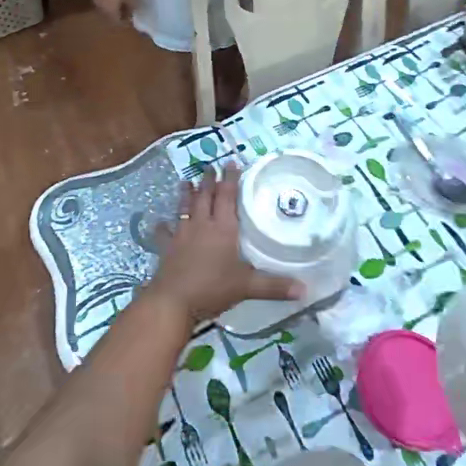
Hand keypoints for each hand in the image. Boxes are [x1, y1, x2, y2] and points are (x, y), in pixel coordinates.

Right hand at [88, 0, 136, 24]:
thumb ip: (133, 5)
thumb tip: (134, 11)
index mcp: (108, 10)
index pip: (115, 22)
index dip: (124, 22)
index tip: (131, 20)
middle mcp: (98, 5)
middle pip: (108, 15)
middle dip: (117, 15)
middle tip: (127, 11)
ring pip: (103, 6)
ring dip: (111, 6)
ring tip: (121, 1)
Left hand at [145, 168, 303, 325]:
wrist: (172, 303)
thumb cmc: (212, 288)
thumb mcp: (248, 287)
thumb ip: (275, 286)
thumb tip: (305, 290)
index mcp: (223, 228)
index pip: (227, 196)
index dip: (230, 178)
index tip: (231, 162)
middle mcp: (202, 225)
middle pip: (205, 197)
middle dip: (209, 180)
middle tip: (210, 166)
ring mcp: (181, 236)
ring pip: (185, 208)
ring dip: (187, 194)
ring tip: (187, 181)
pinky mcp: (166, 249)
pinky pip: (164, 233)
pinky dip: (163, 226)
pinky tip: (160, 222)